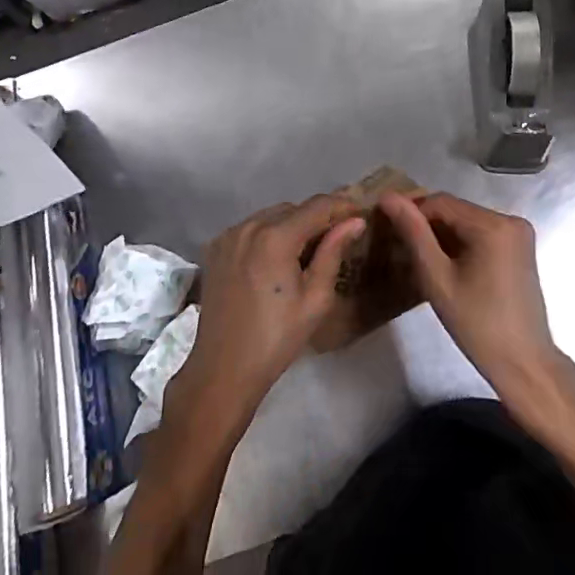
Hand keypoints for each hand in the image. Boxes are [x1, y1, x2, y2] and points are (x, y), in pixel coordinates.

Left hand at [172, 196, 367, 417]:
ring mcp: (228, 236)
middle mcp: (249, 226)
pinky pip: (250, 229)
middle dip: (316, 217)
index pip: (317, 206)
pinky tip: (276, 259)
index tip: (359, 215)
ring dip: (291, 225)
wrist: (225, 368)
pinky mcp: (215, 248)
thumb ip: (334, 252)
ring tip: (307, 250)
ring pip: (270, 216)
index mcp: (275, 237)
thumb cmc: (278, 338)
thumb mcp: (316, 298)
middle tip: (336, 238)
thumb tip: (354, 221)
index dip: (341, 206)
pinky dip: (267, 234)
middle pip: (292, 208)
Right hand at [379, 193, 574, 412]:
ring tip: (415, 256)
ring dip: (441, 234)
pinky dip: (460, 243)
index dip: (410, 211)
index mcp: (493, 225)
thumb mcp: (437, 278)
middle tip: (397, 245)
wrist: (524, 363)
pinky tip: (443, 263)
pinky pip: (481, 233)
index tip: (386, 228)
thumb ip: (414, 234)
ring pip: (466, 221)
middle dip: (426, 224)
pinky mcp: (520, 248)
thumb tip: (388, 197)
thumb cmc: (478, 325)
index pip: (440, 202)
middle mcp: (510, 220)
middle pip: (455, 210)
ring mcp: (518, 233)